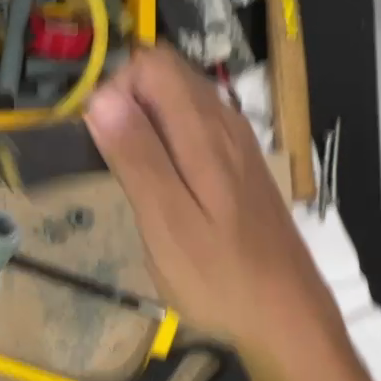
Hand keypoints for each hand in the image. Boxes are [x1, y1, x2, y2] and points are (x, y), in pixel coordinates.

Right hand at [84, 47, 340, 370]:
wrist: (285, 315)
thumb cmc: (218, 277)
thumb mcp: (165, 222)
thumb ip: (135, 157)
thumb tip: (100, 98)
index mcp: (204, 131)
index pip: (151, 64)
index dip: (113, 88)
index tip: (95, 138)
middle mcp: (225, 124)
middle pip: (167, 76)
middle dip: (125, 102)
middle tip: (106, 159)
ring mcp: (236, 145)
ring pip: (181, 102)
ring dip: (143, 122)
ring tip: (126, 175)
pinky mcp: (239, 168)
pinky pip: (194, 129)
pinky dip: (166, 141)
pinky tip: (158, 186)